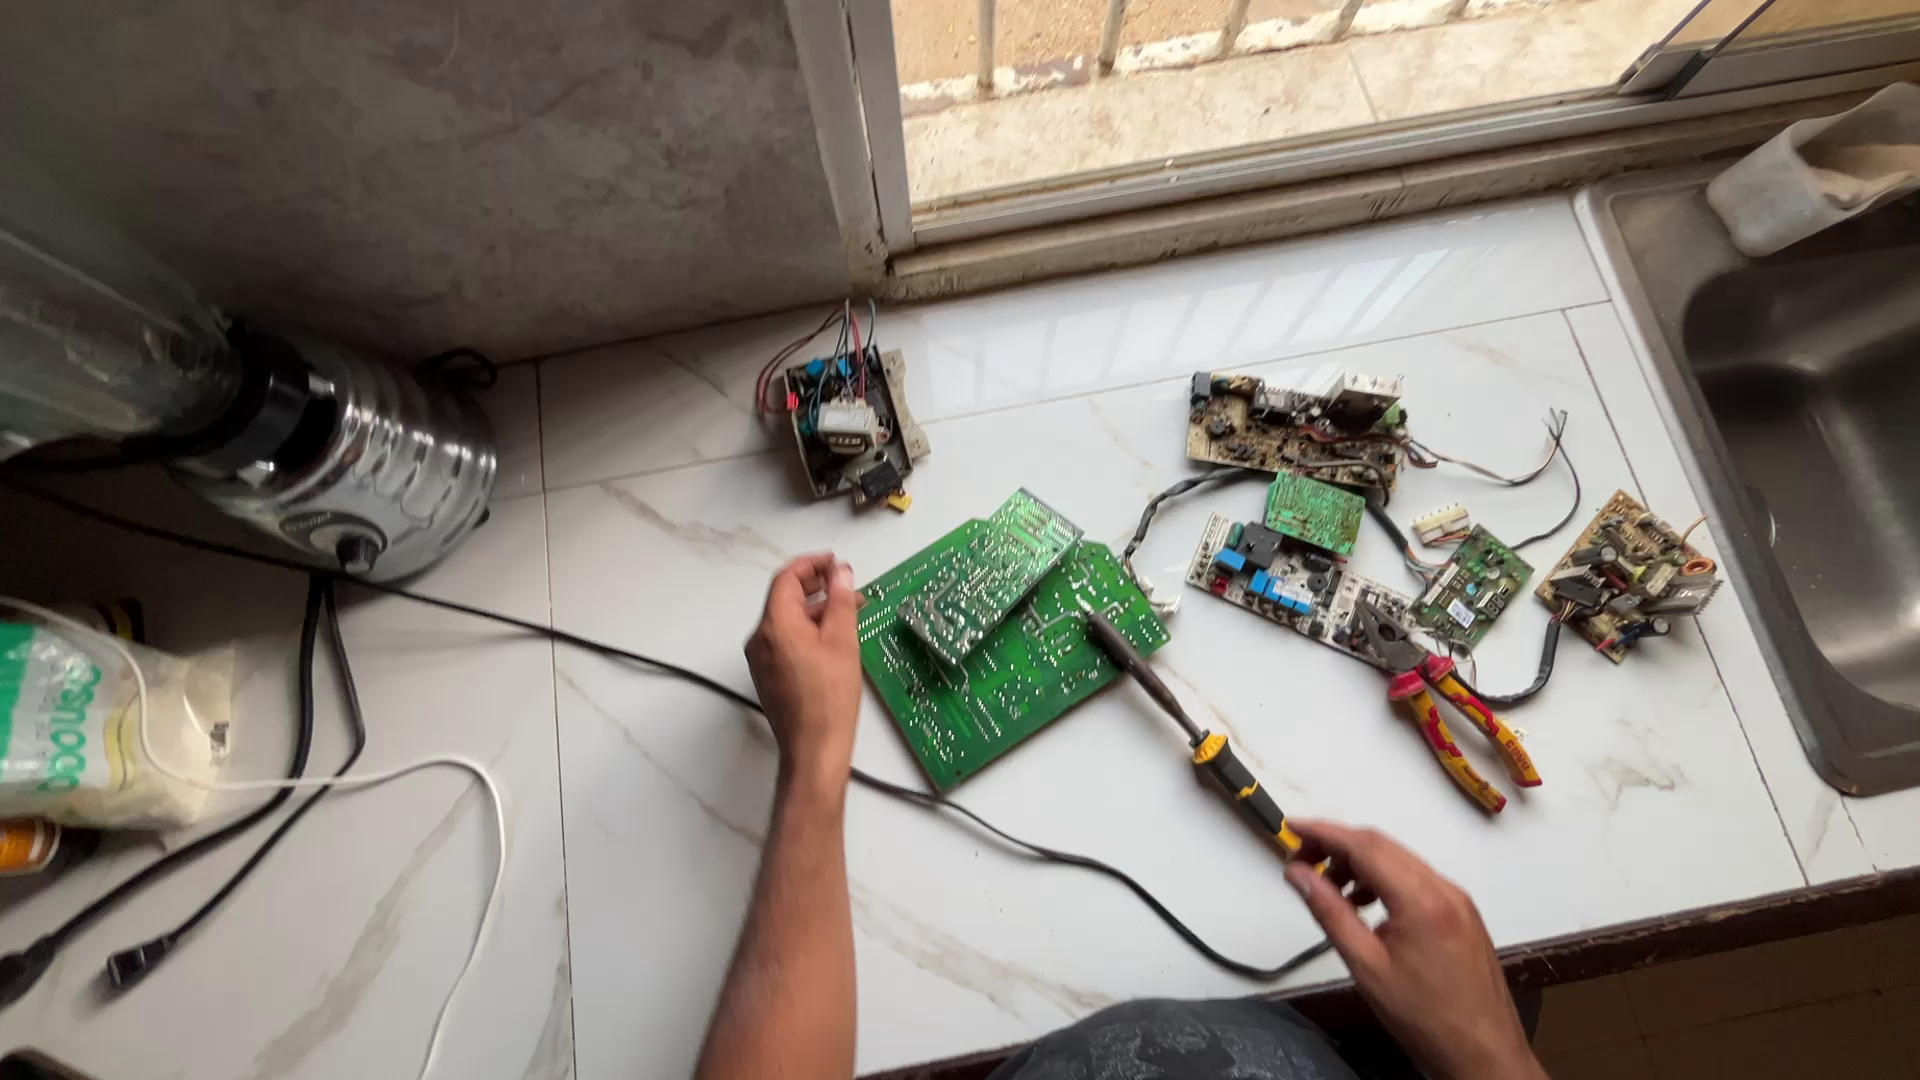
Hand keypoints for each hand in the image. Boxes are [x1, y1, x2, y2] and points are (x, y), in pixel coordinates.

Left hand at [745, 553, 863, 790]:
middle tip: (846, 583)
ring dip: (815, 608)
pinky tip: (832, 637)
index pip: (786, 578)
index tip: (835, 562)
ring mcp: (761, 659)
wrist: (814, 748)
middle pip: (785, 598)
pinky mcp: (769, 675)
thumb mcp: (842, 640)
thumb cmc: (830, 696)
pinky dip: (807, 629)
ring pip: (787, 620)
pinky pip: (785, 639)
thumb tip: (841, 571)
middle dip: (816, 585)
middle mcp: (760, 639)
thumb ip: (841, 600)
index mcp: (775, 625)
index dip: (811, 564)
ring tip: (848, 610)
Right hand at [1283, 820, 1544, 1079]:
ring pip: (1395, 858)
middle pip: (1379, 844)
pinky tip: (1361, 901)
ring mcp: (1456, 899)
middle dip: (1335, 844)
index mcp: (1421, 900)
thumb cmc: (1424, 1018)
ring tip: (1328, 886)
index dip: (1322, 831)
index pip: (1363, 846)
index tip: (1291, 827)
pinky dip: (1380, 877)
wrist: (1486, 1060)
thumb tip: (1297, 873)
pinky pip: (1412, 876)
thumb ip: (1328, 910)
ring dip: (1357, 861)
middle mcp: (1444, 889)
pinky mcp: (1460, 912)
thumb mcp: (1365, 964)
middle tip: (1301, 859)